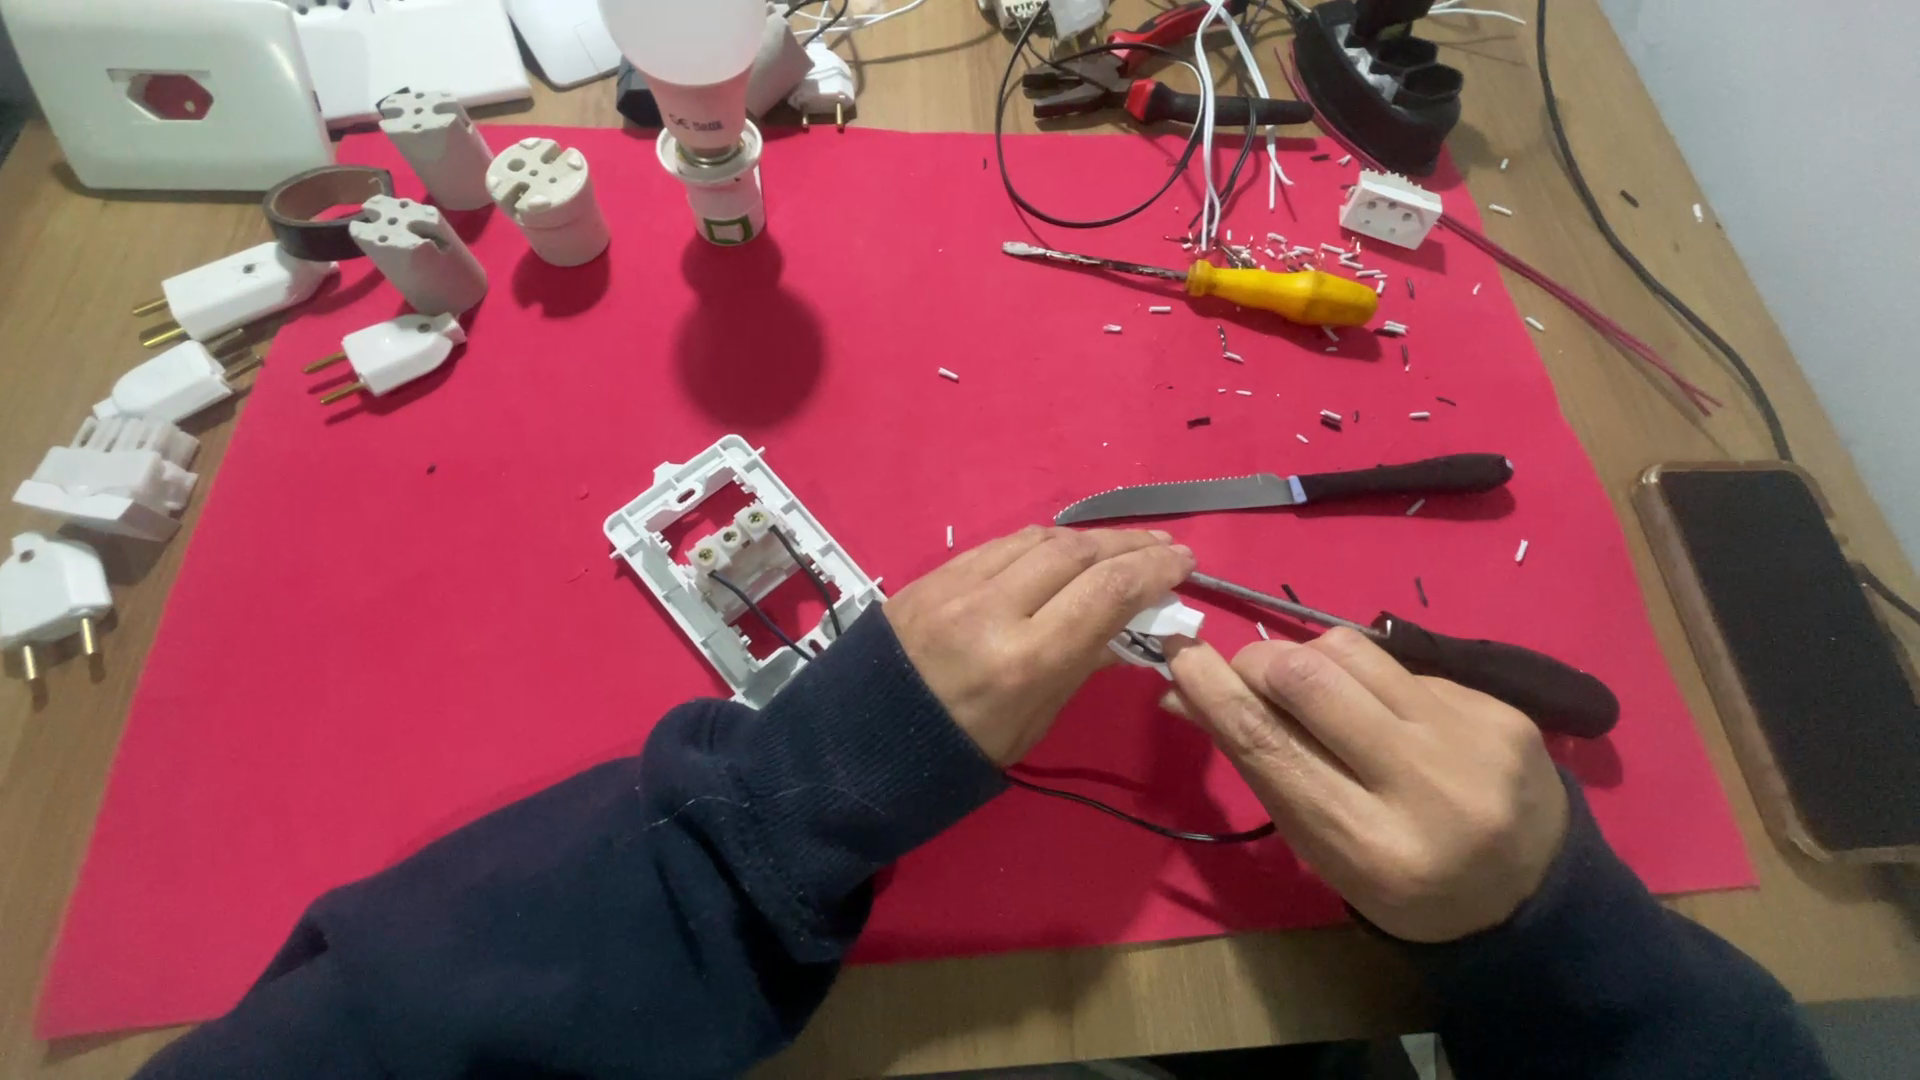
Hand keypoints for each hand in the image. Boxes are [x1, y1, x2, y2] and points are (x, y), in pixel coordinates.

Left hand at [885, 526, 1195, 765]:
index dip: (1154, 571)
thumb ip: (1079, 666)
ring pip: (1039, 539)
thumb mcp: (1031, 725)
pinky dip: (1042, 542)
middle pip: (1077, 554)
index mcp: (1024, 661)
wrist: (862, 738)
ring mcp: (957, 584)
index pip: (1107, 593)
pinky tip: (1062, 548)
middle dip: (1129, 544)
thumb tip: (1124, 627)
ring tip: (1120, 544)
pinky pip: (1001, 543)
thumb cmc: (957, 751)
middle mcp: (993, 610)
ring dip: (1088, 537)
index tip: (1183, 562)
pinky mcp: (934, 573)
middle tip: (1163, 546)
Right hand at [1165, 629, 1568, 942]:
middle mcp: (1428, 789)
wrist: (1532, 901)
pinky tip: (1385, 712)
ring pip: (1351, 650)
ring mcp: (1475, 742)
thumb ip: (1253, 759)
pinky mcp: (1504, 710)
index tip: (1178, 650)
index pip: (1269, 744)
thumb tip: (1179, 691)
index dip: (1213, 689)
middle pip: (1307, 681)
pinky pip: (1402, 662)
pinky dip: (1370, 678)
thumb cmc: (1394, 878)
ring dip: (1310, 658)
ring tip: (1318, 691)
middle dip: (1258, 662)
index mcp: (1368, 845)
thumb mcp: (1315, 838)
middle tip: (1249, 673)